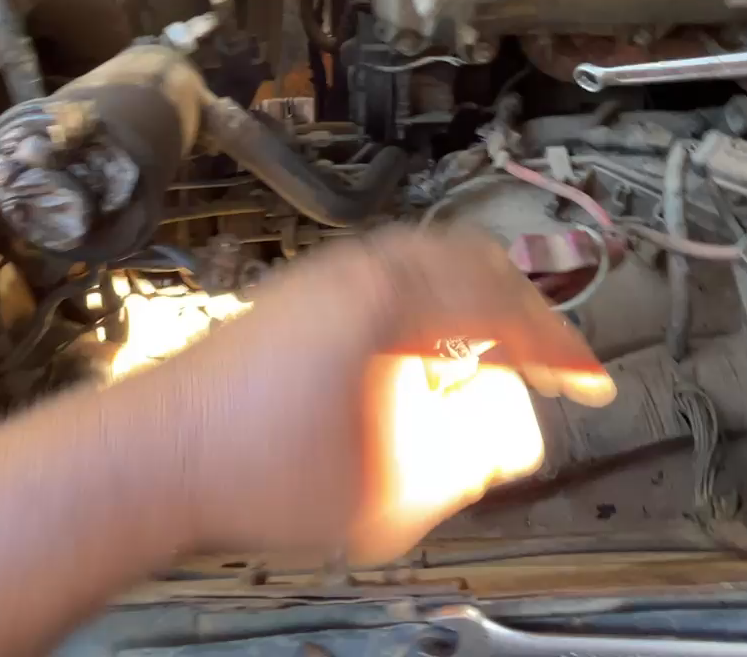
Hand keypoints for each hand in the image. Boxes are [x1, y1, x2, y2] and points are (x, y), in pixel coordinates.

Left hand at [128, 228, 611, 564]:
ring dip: (477, 305)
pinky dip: (434, 306)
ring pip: (433, 264)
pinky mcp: (308, 290)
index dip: (561, 347)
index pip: (505, 308)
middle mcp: (363, 267)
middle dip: (523, 313)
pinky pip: (395, 278)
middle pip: (475, 265)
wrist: (156, 452)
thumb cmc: (255, 466)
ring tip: (499, 354)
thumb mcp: (391, 483)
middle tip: (551, 357)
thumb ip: (472, 448)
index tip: (591, 377)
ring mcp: (331, 272)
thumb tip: (516, 422)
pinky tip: (430, 350)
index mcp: (395, 297)